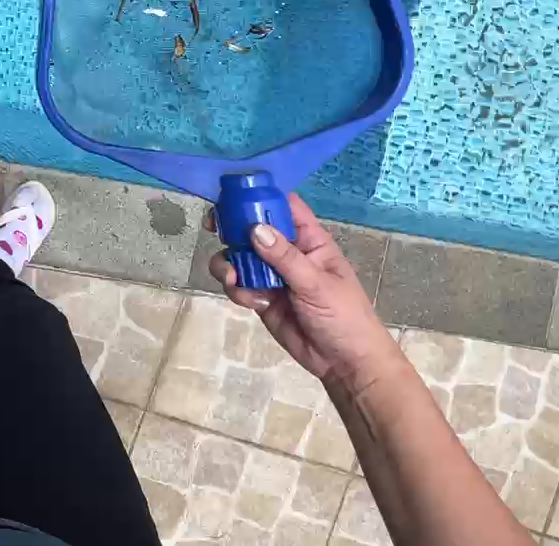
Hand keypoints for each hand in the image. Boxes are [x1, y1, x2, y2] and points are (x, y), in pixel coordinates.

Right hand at [208, 193, 403, 395]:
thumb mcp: (317, 285)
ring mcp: (271, 273)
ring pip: (238, 255)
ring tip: (232, 277)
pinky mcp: (260, 294)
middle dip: (231, 226)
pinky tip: (247, 300)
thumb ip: (285, 258)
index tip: (232, 192)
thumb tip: (254, 229)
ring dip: (229, 262)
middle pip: (251, 226)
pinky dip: (235, 287)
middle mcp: (286, 251)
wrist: (345, 366)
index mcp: (308, 240)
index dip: (260, 195)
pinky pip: (237, 282)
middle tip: (213, 227)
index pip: (283, 206)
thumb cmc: (344, 317)